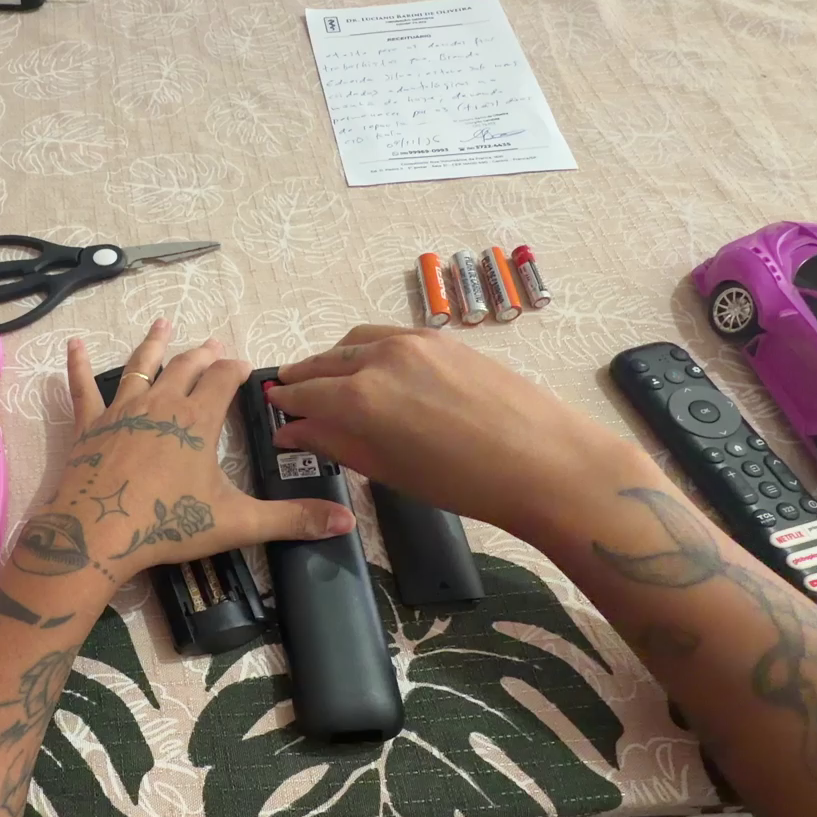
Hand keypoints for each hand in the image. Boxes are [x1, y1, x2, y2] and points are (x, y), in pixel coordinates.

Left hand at [9, 320, 355, 587]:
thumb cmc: (167, 524)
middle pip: (187, 367)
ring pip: (141, 366)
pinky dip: (77, 366)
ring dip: (155, 344)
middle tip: (214, 344)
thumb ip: (291, 519)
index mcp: (198, 419)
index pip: (223, 380)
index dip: (236, 370)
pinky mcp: (89, 425)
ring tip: (163, 324)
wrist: (99, 533)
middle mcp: (161, 403)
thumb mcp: (237, 522)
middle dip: (204, 354)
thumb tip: (346, 521)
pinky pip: (82, 389)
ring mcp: (122, 410)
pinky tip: (72, 345)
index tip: (244, 367)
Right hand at [267, 326, 653, 538]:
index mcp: (360, 396)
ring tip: (326, 378)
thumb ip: (332, 443)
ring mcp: (414, 342)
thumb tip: (292, 432)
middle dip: (302, 376)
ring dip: (332, 358)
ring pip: (355, 341)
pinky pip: (387, 335)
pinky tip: (369, 367)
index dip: (284, 402)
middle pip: (325, 361)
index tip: (272, 407)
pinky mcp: (442, 339)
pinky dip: (366, 348)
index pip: (303, 393)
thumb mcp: (385, 468)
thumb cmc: (459, 480)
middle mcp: (380, 357)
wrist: (544, 461)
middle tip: (287, 390)